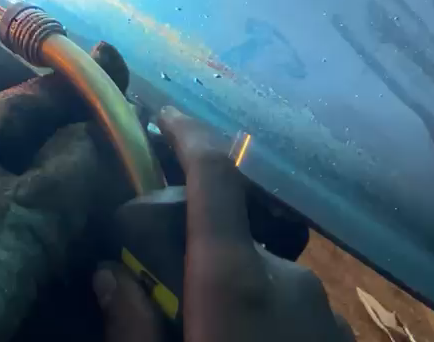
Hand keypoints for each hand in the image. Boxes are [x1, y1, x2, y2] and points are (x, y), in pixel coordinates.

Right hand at [95, 107, 349, 341]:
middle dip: (193, 250)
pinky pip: (289, 314)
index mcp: (235, 280)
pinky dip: (262, 322)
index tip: (159, 115)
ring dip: (230, 293)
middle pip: (229, 235)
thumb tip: (110, 275)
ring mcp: (324, 314)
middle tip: (163, 292)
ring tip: (206, 336)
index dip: (186, 132)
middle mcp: (287, 280)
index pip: (214, 174)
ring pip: (260, 279)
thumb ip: (131, 328)